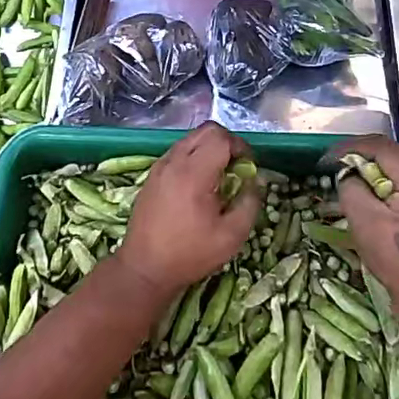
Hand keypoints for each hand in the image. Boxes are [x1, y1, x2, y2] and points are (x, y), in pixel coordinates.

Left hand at [113, 122, 260, 302]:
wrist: (145, 268)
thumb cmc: (190, 254)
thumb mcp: (231, 236)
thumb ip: (249, 203)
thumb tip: (254, 181)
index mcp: (193, 173)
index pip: (220, 138)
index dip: (241, 147)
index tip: (249, 168)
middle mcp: (173, 162)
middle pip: (205, 130)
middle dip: (227, 142)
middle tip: (237, 167)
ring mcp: (159, 166)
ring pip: (190, 139)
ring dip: (209, 149)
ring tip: (219, 178)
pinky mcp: (152, 175)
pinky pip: (178, 152)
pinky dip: (193, 157)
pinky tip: (199, 185)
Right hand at [330, 135, 398, 318]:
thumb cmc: (396, 258)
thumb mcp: (363, 219)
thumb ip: (351, 186)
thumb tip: (349, 175)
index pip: (380, 146)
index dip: (349, 147)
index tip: (327, 160)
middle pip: (390, 152)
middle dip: (359, 156)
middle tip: (335, 168)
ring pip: (396, 164)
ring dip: (371, 169)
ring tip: (349, 181)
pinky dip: (383, 181)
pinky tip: (370, 195)